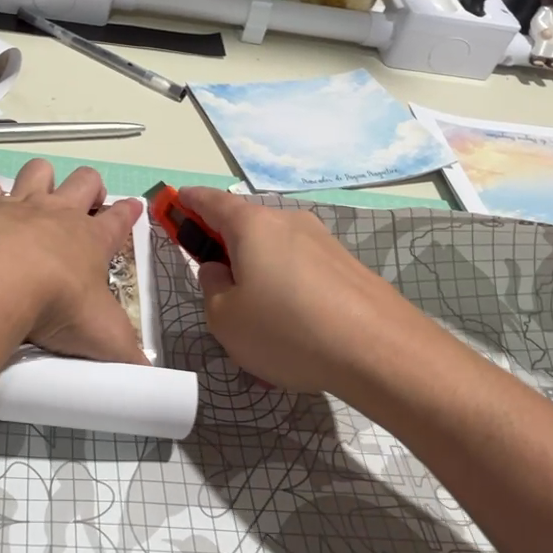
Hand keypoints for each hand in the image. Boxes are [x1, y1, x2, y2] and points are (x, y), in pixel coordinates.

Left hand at [0, 160, 146, 364]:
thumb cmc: (58, 306)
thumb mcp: (104, 338)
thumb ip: (127, 356)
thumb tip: (147, 376)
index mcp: (92, 240)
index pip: (120, 219)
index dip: (129, 212)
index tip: (134, 205)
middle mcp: (59, 214)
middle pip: (84, 180)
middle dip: (90, 187)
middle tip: (88, 203)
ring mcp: (20, 205)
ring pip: (38, 170)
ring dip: (42, 179)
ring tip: (37, 198)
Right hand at [178, 187, 421, 392]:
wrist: (380, 351)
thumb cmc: (287, 330)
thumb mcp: (225, 318)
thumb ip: (210, 287)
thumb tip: (219, 270)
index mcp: (251, 225)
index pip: (210, 200)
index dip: (187, 202)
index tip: (172, 204)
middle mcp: (288, 221)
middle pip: (245, 224)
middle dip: (223, 244)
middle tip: (212, 280)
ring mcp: (323, 242)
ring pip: (275, 250)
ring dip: (257, 271)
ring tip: (256, 320)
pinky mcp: (347, 267)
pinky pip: (302, 270)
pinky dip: (287, 288)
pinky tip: (293, 329)